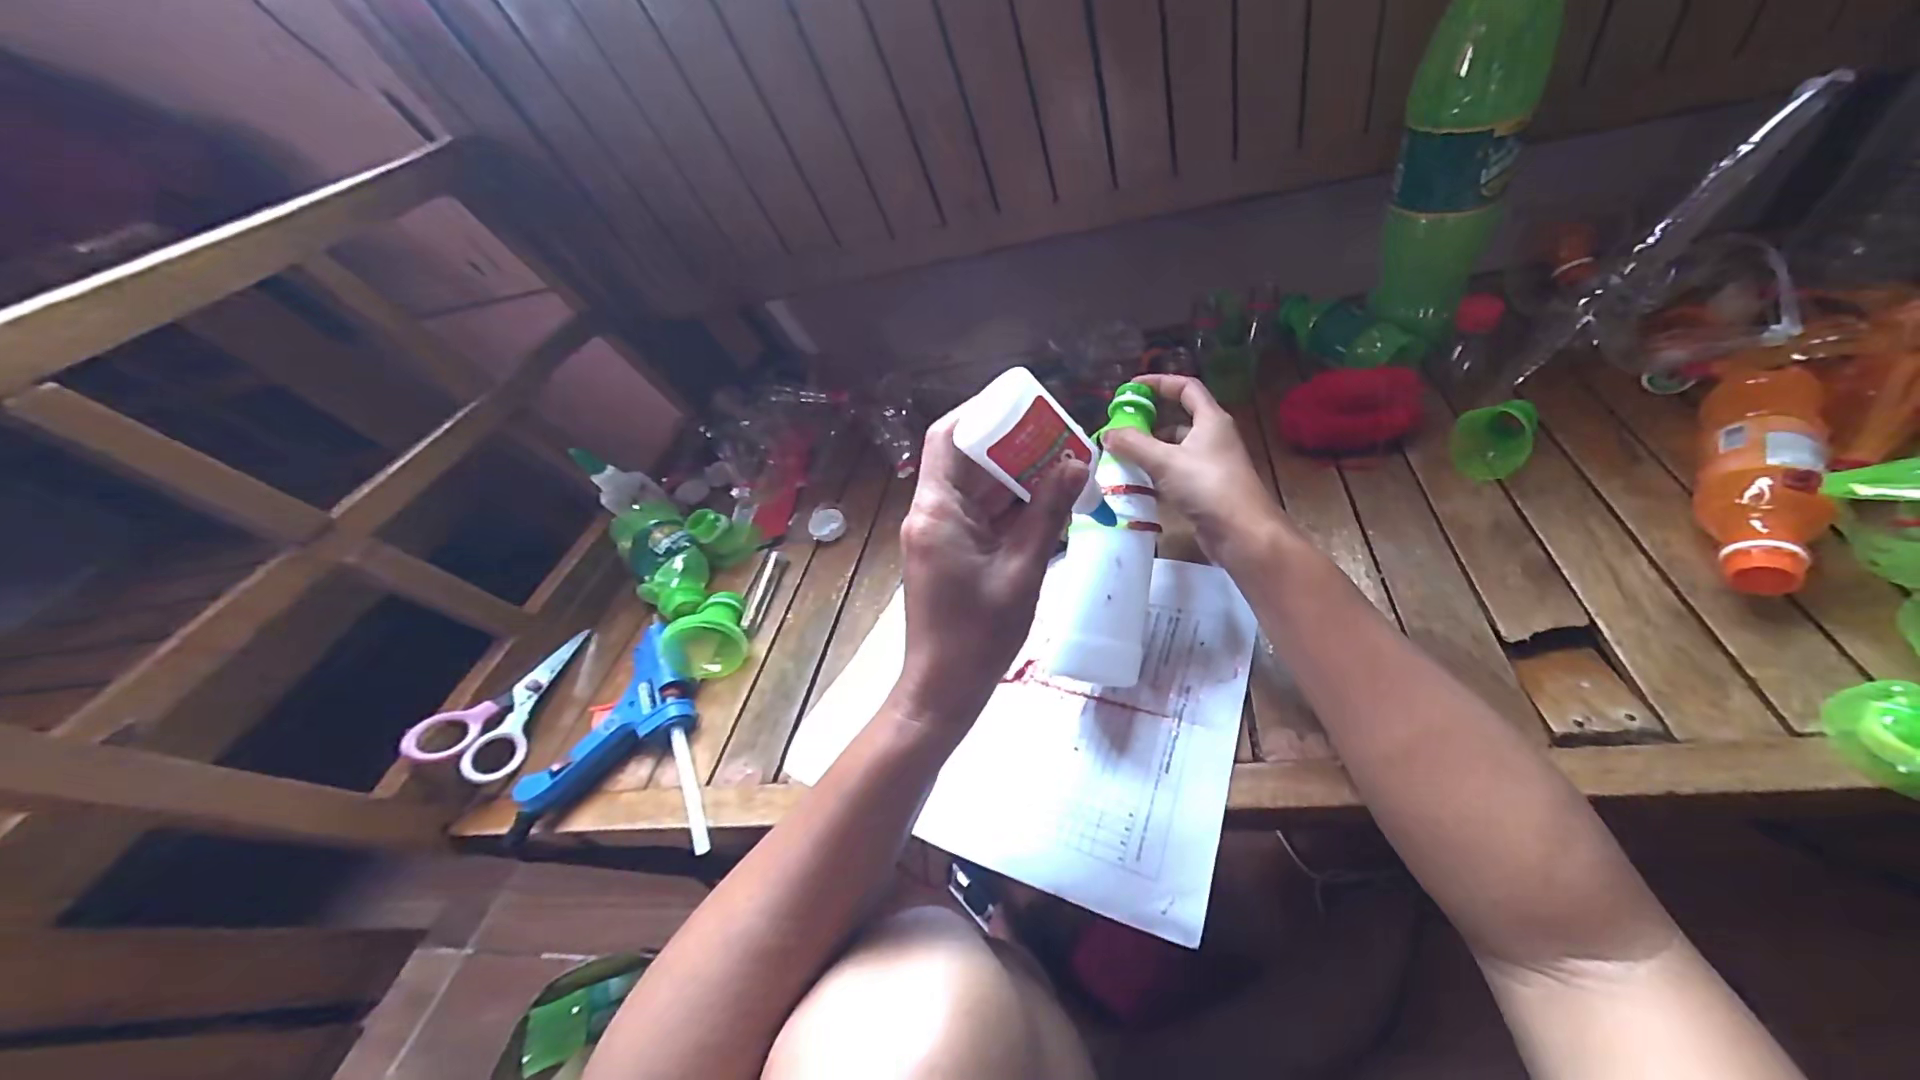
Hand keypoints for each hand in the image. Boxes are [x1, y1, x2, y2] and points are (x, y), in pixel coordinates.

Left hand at [894, 410, 1087, 731]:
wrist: (944, 687)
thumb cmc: (979, 635)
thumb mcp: (1022, 570)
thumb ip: (1046, 514)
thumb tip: (1073, 464)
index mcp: (937, 511)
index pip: (949, 438)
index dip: (983, 413)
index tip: (1025, 404)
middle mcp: (931, 514)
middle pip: (966, 460)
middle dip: (1011, 446)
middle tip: (1059, 437)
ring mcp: (938, 533)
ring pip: (976, 488)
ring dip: (1015, 477)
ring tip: (1062, 466)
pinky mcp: (949, 551)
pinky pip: (979, 515)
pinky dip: (1009, 507)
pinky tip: (1046, 503)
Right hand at [1101, 374, 1293, 566]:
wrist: (1242, 532)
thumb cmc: (1208, 486)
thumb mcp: (1165, 460)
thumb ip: (1133, 444)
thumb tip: (1107, 432)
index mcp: (1211, 420)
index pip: (1186, 387)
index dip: (1159, 383)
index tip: (1131, 387)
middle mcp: (1212, 437)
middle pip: (1177, 419)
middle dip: (1148, 421)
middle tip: (1119, 427)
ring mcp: (1209, 464)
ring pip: (1174, 448)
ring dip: (1149, 449)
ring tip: (1120, 456)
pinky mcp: (1204, 488)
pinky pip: (1175, 472)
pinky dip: (1156, 472)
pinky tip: (1136, 481)